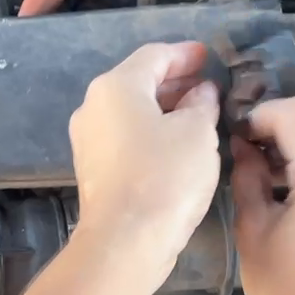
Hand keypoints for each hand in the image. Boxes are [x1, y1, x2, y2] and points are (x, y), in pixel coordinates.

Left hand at [69, 42, 220, 275]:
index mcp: (115, 87)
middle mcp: (92, 107)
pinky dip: (150, 133)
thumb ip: (202, 104)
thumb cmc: (165, 176)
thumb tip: (200, 92)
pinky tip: (175, 144)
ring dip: (163, 110)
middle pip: (137, 83)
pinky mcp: (92, 171)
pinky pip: (125, 139)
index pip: (154, 56)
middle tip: (206, 86)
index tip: (207, 57)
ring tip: (197, 114)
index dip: (184, 55)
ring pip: (130, 113)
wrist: (125, 240)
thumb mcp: (198, 133)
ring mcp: (88, 141)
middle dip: (174, 83)